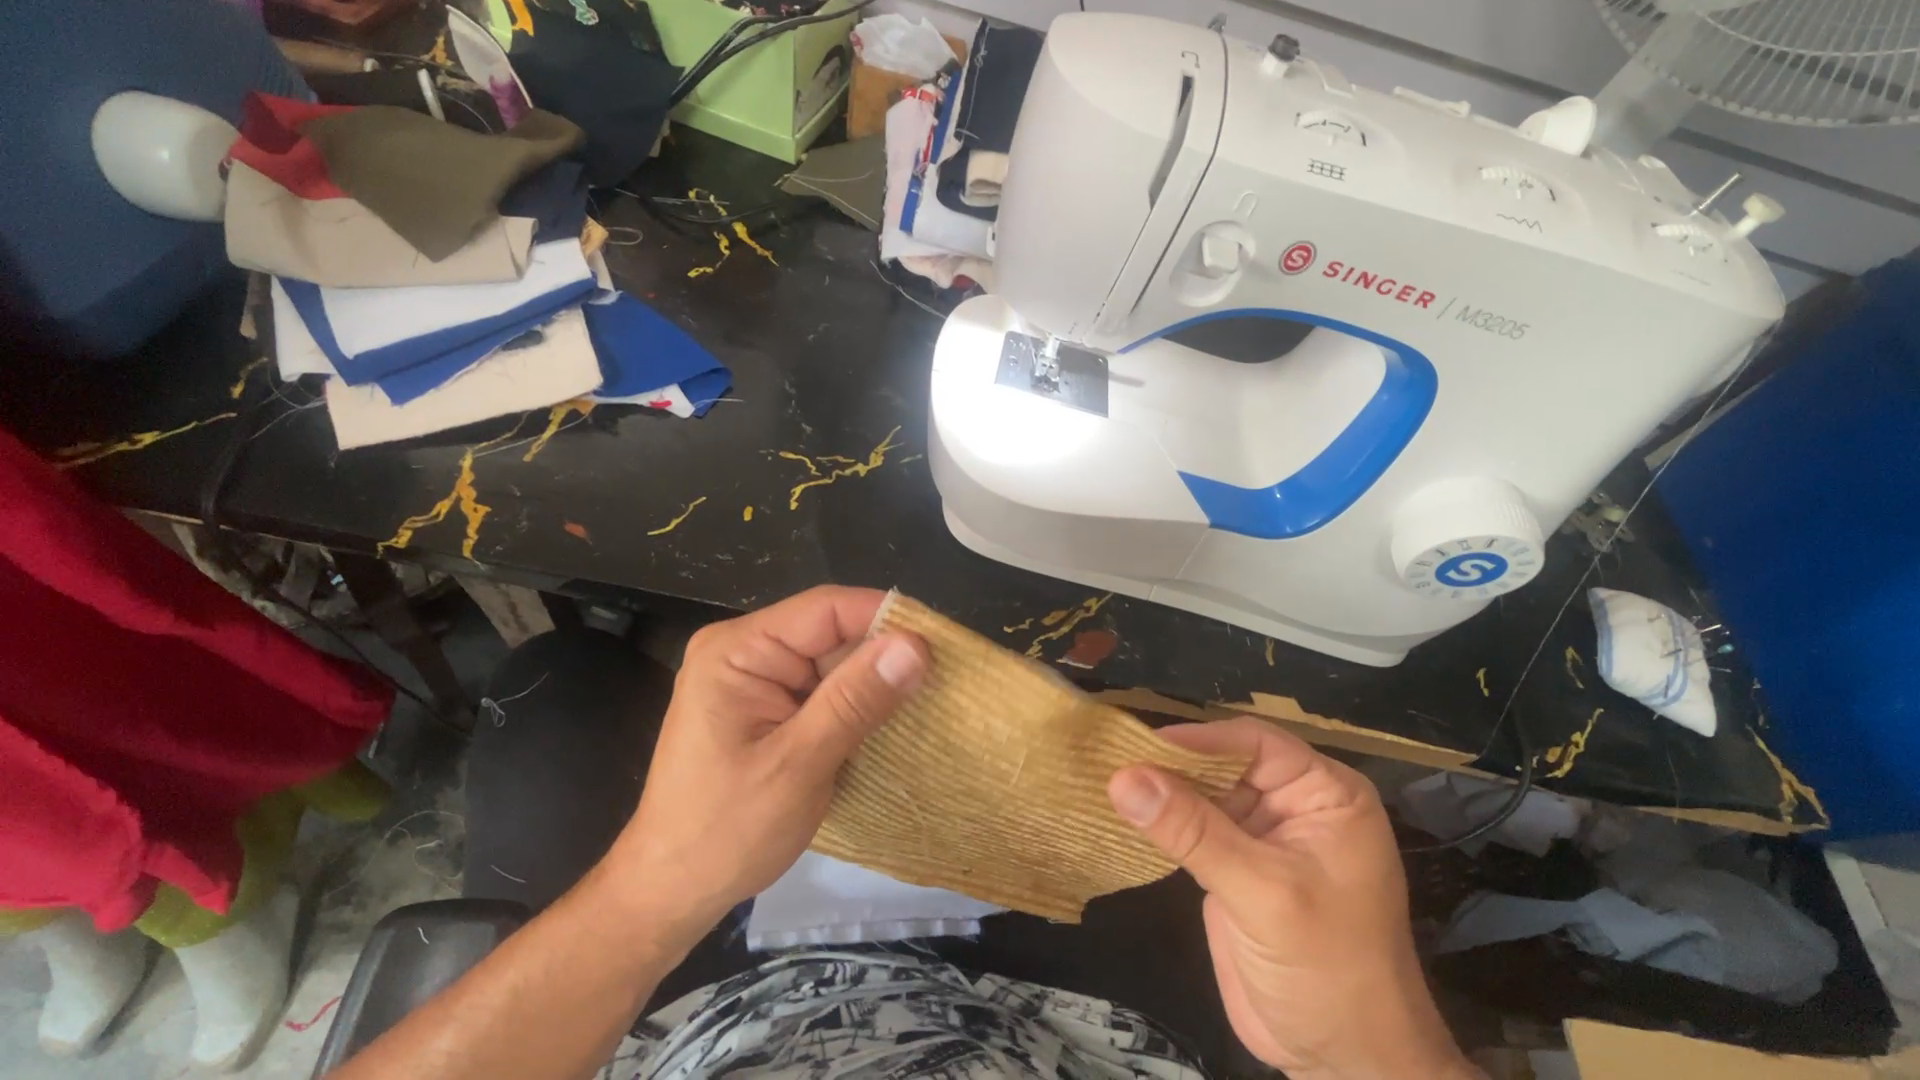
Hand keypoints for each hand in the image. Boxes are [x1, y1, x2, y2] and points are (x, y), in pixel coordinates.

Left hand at [601, 586, 927, 941]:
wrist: (672, 890)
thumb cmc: (725, 831)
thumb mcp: (798, 765)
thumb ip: (855, 700)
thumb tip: (916, 646)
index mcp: (738, 651)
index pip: (827, 610)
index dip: (887, 619)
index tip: (945, 645)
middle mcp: (744, 652)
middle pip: (832, 633)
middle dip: (885, 655)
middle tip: (946, 682)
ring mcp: (754, 681)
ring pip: (832, 664)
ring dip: (874, 684)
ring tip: (931, 702)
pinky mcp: (766, 709)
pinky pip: (821, 692)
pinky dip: (856, 707)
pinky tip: (891, 724)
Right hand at [1108, 718, 1477, 1079]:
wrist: (1344, 1060)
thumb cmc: (1326, 968)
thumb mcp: (1261, 892)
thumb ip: (1192, 831)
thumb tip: (1123, 776)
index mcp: (1325, 795)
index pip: (1254, 743)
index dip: (1196, 740)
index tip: (1134, 744)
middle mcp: (1295, 806)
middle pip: (1224, 764)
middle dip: (1171, 764)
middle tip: (1108, 760)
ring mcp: (1264, 839)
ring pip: (1204, 796)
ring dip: (1161, 793)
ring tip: (1103, 781)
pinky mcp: (1236, 870)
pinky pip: (1194, 831)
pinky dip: (1162, 825)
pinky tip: (1122, 817)